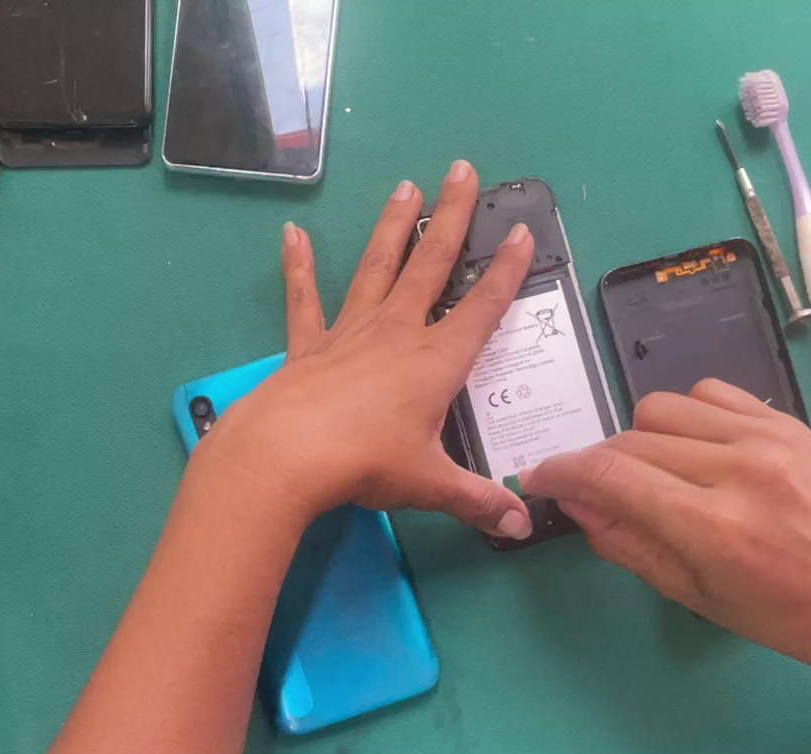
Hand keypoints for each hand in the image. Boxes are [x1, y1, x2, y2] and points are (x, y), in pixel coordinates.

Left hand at [197, 160, 535, 539]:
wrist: (289, 456)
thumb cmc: (366, 463)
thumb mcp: (430, 485)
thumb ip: (478, 502)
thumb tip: (521, 526)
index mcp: (435, 362)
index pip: (481, 310)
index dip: (504, 273)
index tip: (521, 234)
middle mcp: (396, 335)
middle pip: (431, 267)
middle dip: (451, 219)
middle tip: (462, 170)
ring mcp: (350, 335)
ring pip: (377, 271)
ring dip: (393, 229)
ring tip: (406, 189)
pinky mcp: (308, 348)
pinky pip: (305, 302)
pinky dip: (300, 269)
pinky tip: (293, 236)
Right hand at [521, 380, 810, 687]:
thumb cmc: (778, 615)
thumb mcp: (688, 592)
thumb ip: (622, 541)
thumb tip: (573, 503)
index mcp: (711, 526)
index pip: (609, 476)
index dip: (560, 473)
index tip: (537, 478)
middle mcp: (737, 469)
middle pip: (629, 441)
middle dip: (595, 465)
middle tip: (593, 492)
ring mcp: (767, 437)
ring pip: (661, 409)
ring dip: (637, 440)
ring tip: (651, 473)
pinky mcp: (786, 422)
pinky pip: (708, 393)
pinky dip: (683, 418)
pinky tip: (692, 449)